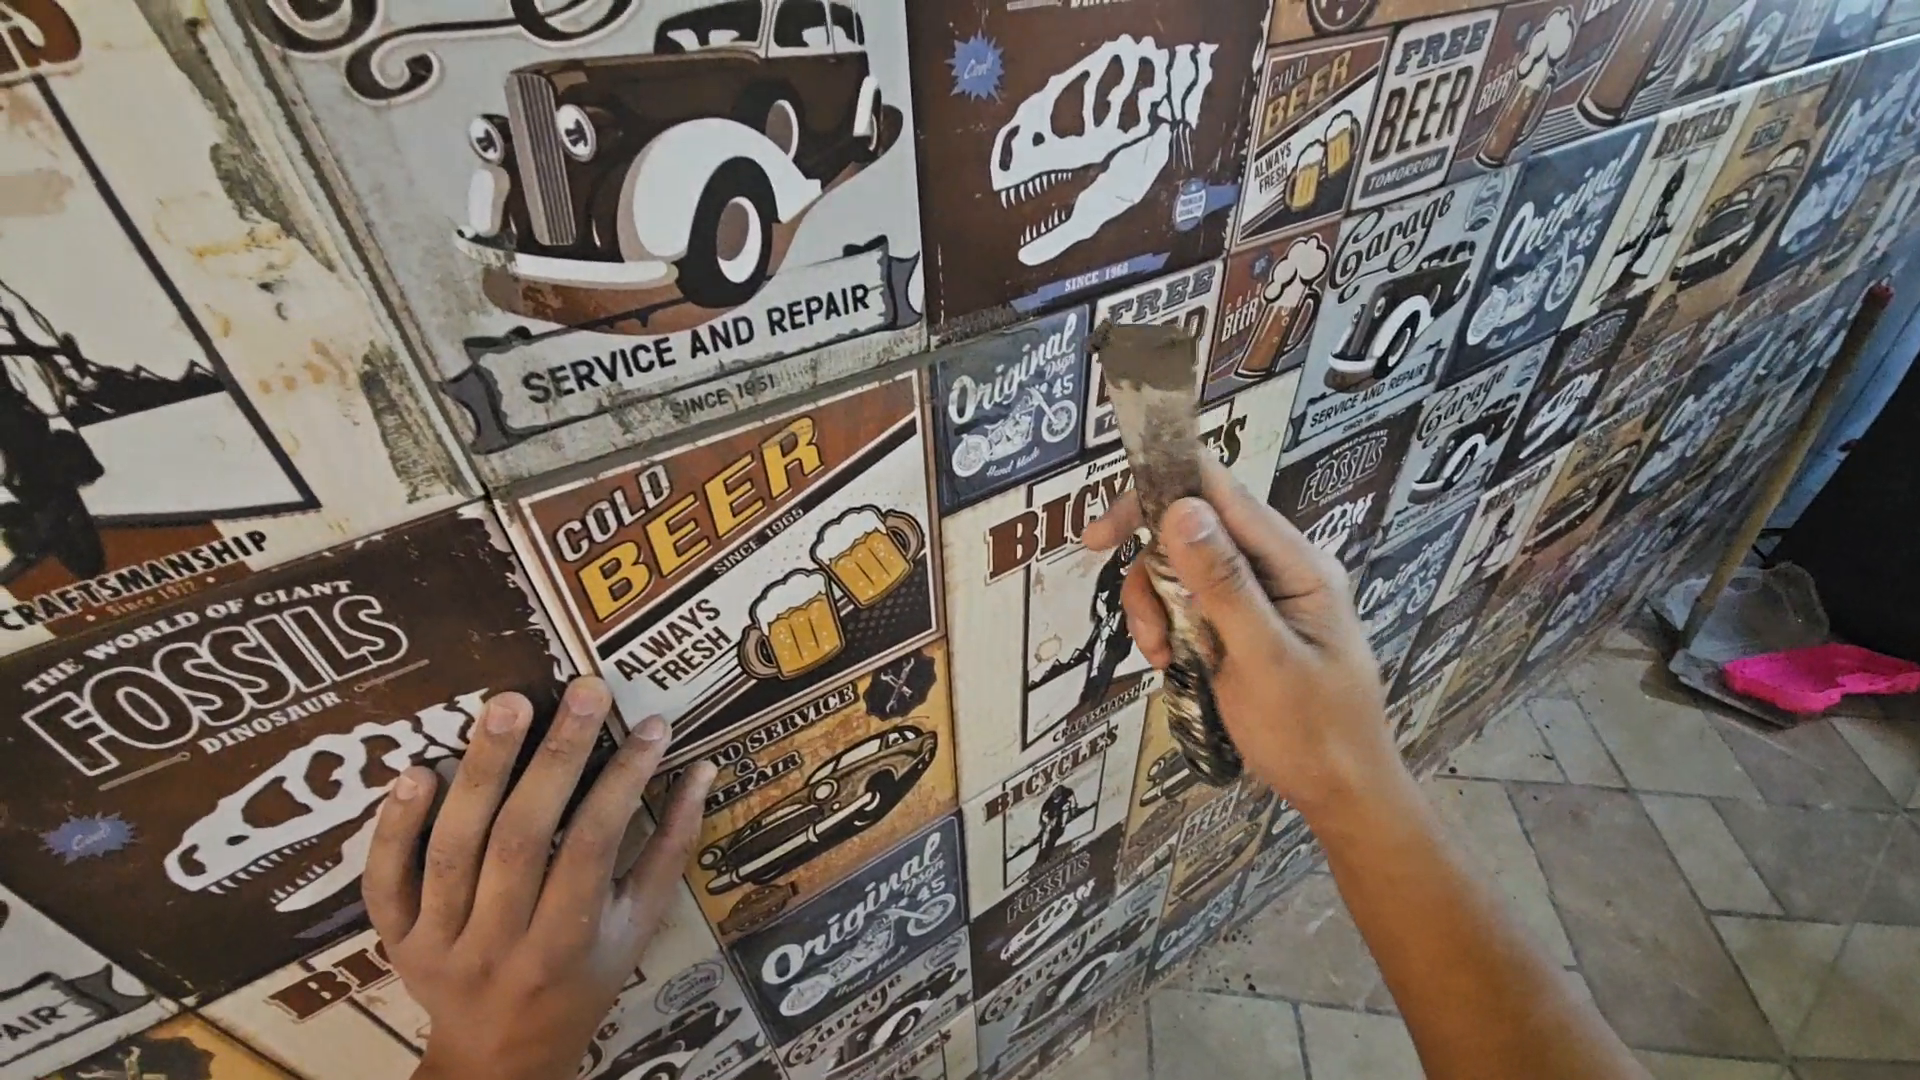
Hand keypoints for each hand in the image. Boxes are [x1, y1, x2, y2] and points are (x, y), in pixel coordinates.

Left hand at [364, 677, 716, 1079]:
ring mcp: (437, 943)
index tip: (653, 725)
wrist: (501, 1055)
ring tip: (509, 703)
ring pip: (454, 847)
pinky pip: (384, 881)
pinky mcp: (392, 940)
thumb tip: (702, 771)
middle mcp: (499, 943)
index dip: (625, 780)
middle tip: (585, 690)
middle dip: (556, 756)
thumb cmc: (588, 978)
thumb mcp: (641, 923)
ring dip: (482, 769)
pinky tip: (416, 769)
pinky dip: (395, 826)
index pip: (595, 845)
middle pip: (522, 837)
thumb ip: (671, 846)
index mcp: (568, 943)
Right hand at [1082, 459, 1396, 815]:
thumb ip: (1224, 583)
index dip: (1157, 494)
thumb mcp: (1264, 658)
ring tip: (1159, 655)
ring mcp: (1256, 594)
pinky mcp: (1238, 621)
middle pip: (1191, 529)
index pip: (1219, 492)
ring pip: (1180, 568)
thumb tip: (1180, 507)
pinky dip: (1164, 626)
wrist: (1341, 794)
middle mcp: (1275, 565)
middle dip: (1151, 569)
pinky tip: (1168, 661)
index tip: (1103, 534)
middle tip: (1137, 620)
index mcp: (1295, 561)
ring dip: (1154, 606)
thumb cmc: (1311, 731)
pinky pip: (1185, 602)